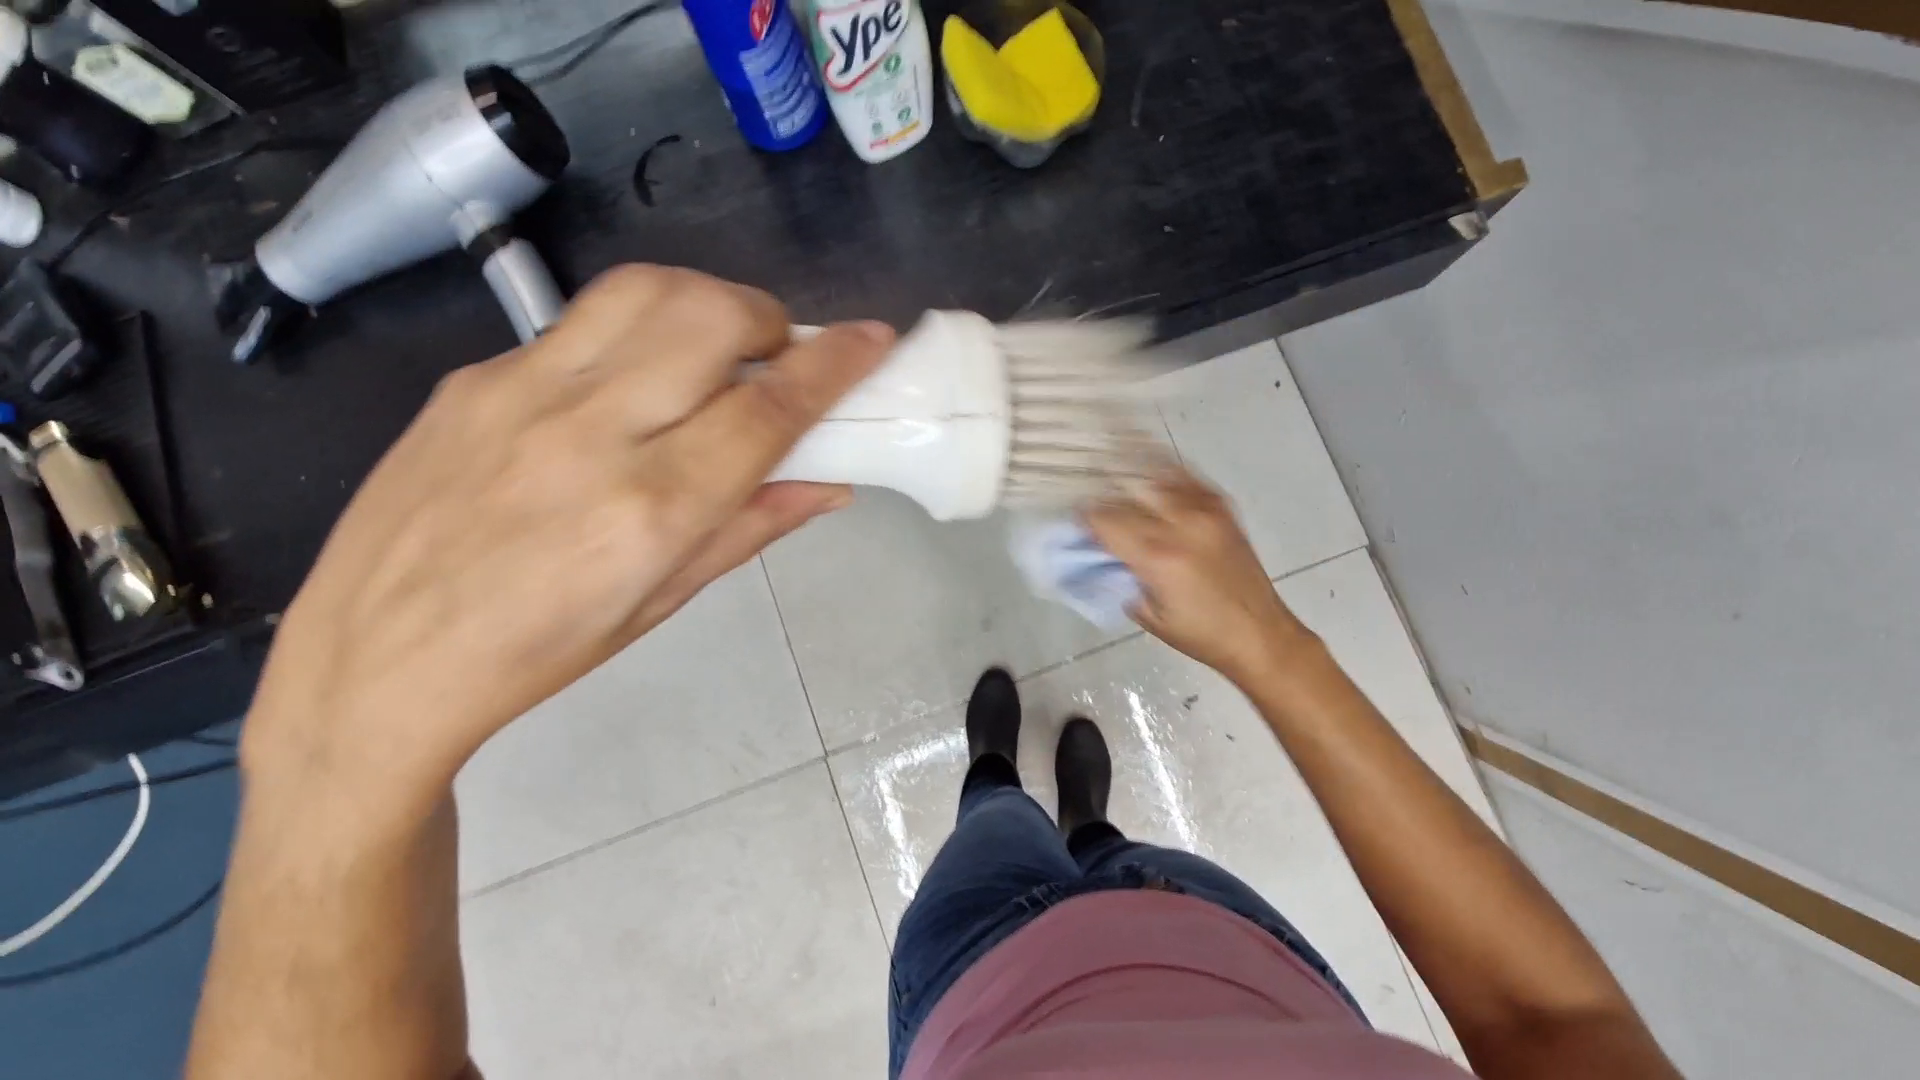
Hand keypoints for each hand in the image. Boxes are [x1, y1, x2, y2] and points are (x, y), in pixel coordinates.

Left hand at [242, 266, 894, 810]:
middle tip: (775, 356)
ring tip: (712, 344)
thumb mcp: (660, 604)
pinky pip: (579, 325)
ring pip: (645, 292)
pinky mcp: (472, 376)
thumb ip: (748, 528)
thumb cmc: (537, 654)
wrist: (376, 659)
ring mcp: (521, 392)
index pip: (767, 411)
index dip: (834, 366)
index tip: (874, 339)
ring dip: (705, 301)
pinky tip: (625, 383)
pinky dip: (634, 335)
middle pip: (711, 319)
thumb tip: (829, 482)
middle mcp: (591, 435)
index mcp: (649, 512)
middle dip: (768, 319)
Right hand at [1084, 468, 1313, 685]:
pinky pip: (1185, 477)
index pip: (1106, 519)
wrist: (1260, 634)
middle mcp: (1181, 525)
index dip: (1084, 518)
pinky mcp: (1222, 508)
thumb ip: (1119, 577)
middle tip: (1091, 501)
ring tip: (1111, 469)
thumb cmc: (1199, 634)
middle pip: (1126, 492)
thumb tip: (1097, 552)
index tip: (1075, 521)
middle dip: (1103, 495)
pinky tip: (1147, 470)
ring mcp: (1205, 511)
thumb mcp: (1146, 614)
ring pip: (1155, 475)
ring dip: (1129, 474)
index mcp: (1157, 557)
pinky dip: (1162, 472)